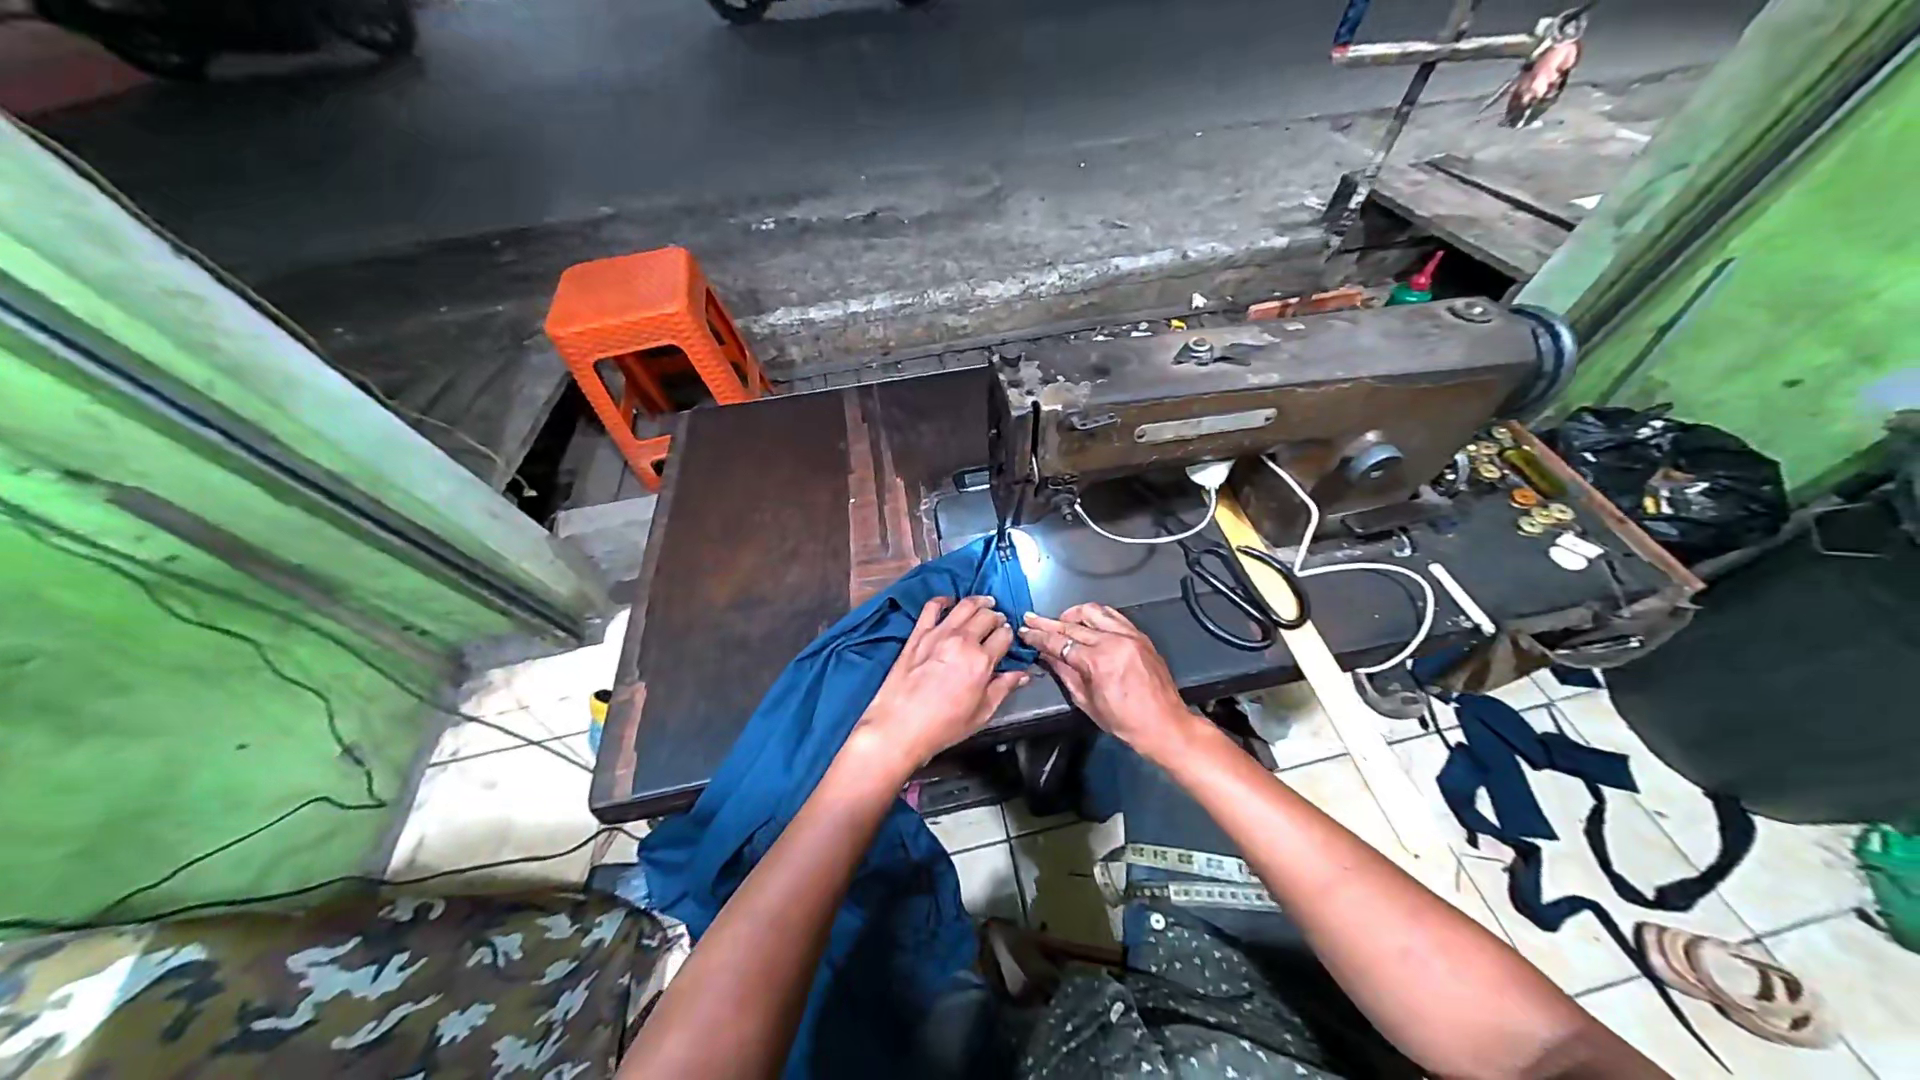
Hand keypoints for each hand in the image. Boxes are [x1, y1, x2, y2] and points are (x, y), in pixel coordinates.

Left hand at [855, 595, 1029, 772]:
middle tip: (998, 621)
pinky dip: (943, 600)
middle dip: (996, 617)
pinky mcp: (917, 635)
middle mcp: (962, 642)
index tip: (1007, 637)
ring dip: (978, 602)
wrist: (900, 727)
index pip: (1004, 636)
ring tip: (985, 602)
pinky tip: (949, 602)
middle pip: (987, 616)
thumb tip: (1021, 675)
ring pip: (964, 606)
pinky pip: (932, 607)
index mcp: (981, 661)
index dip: (1009, 634)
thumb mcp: (981, 713)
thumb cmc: (941, 726)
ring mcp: (938, 635)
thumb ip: (1002, 688)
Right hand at [1020, 603, 1203, 763]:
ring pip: (1093, 612)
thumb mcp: (1086, 701)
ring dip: (1072, 614)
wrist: (1164, 723)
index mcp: (1097, 661)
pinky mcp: (1140, 635)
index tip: (1025, 632)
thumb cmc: (1124, 721)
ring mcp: (1129, 635)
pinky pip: (1113, 615)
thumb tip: (1047, 654)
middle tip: (1031, 619)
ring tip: (1059, 620)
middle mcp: (1113, 642)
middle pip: (1072, 625)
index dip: (1038, 636)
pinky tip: (1086, 620)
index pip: (1059, 642)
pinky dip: (1096, 615)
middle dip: (1048, 623)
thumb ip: (1065, 673)